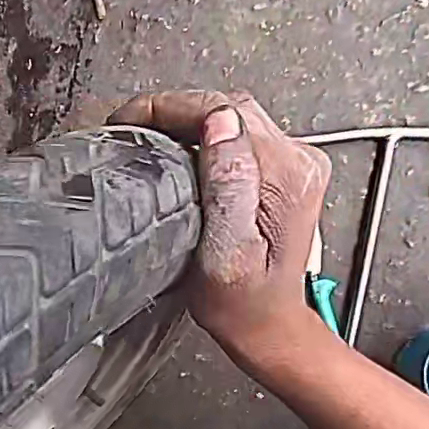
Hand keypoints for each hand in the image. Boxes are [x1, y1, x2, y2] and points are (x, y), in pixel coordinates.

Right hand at [109, 91, 330, 362]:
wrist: (266, 321)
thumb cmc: (241, 302)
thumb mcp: (225, 254)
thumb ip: (227, 187)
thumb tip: (220, 123)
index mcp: (284, 176)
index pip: (223, 111)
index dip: (168, 107)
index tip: (130, 119)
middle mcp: (297, 162)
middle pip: (228, 108)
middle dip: (174, 111)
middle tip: (132, 126)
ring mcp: (294, 165)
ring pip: (232, 118)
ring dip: (187, 122)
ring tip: (149, 136)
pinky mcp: (284, 172)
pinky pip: (239, 137)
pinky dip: (203, 137)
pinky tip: (179, 153)